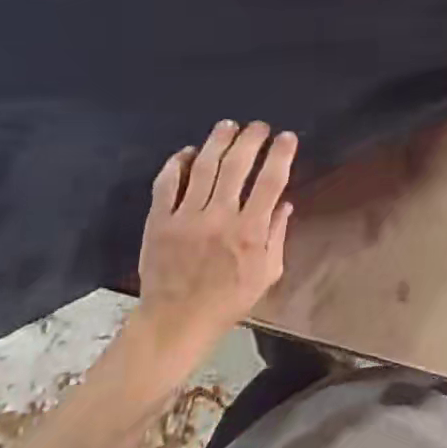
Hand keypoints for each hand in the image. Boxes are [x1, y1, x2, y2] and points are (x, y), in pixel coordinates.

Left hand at [135, 120, 297, 347]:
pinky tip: (188, 151)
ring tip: (228, 126)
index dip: (281, 154)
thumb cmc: (229, 300)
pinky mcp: (159, 221)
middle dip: (251, 139)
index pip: (271, 181)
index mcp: (250, 232)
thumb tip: (285, 203)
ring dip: (217, 142)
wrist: (176, 321)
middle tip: (259, 126)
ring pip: (202, 167)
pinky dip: (176, 163)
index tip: (287, 137)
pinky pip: (166, 183)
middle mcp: (219, 218)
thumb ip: (277, 235)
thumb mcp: (267, 273)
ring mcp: (186, 217)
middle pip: (237, 165)